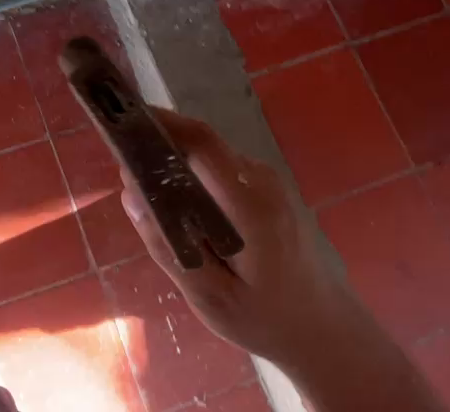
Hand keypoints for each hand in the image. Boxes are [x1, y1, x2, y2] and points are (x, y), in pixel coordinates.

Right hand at [119, 110, 371, 369]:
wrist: (326, 330)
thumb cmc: (265, 319)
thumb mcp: (210, 297)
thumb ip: (168, 246)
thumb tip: (130, 194)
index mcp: (251, 208)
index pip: (202, 145)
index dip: (161, 123)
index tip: (123, 118)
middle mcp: (261, 183)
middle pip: (200, 141)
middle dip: (157, 137)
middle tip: (122, 157)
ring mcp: (266, 180)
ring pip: (206, 151)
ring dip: (172, 157)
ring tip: (147, 188)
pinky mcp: (264, 184)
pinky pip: (216, 163)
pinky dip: (189, 169)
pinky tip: (178, 203)